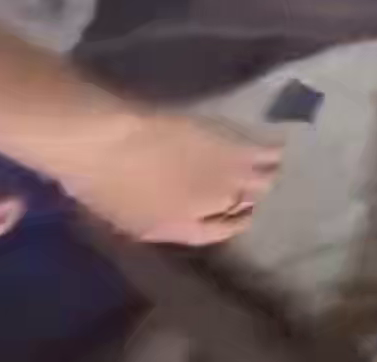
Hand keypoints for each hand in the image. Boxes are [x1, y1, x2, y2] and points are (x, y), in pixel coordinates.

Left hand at [55, 112, 282, 244]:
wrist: (113, 144)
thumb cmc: (102, 185)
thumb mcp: (126, 214)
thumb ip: (166, 217)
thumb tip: (196, 212)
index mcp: (179, 227)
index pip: (224, 231)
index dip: (235, 223)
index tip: (240, 215)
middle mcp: (213, 205)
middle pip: (252, 202)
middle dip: (250, 196)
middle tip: (245, 186)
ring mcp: (232, 175)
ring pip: (269, 178)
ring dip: (265, 174)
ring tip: (260, 166)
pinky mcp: (243, 147)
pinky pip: (273, 152)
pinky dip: (274, 151)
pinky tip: (269, 146)